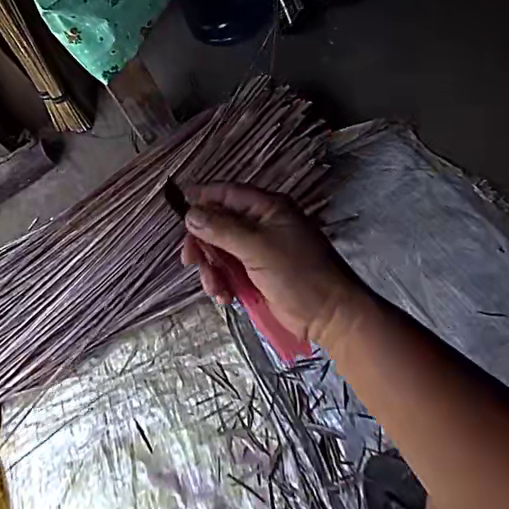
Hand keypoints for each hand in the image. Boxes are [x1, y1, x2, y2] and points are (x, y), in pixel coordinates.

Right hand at [178, 182, 370, 348]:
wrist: (329, 315)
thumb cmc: (299, 274)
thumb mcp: (258, 248)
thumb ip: (222, 229)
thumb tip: (191, 213)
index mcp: (268, 208)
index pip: (228, 193)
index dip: (203, 198)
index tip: (179, 207)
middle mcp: (262, 224)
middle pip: (218, 223)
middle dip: (203, 243)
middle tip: (190, 260)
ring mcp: (259, 250)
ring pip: (220, 250)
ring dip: (211, 268)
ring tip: (216, 287)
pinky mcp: (257, 274)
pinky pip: (229, 271)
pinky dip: (222, 282)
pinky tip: (225, 296)